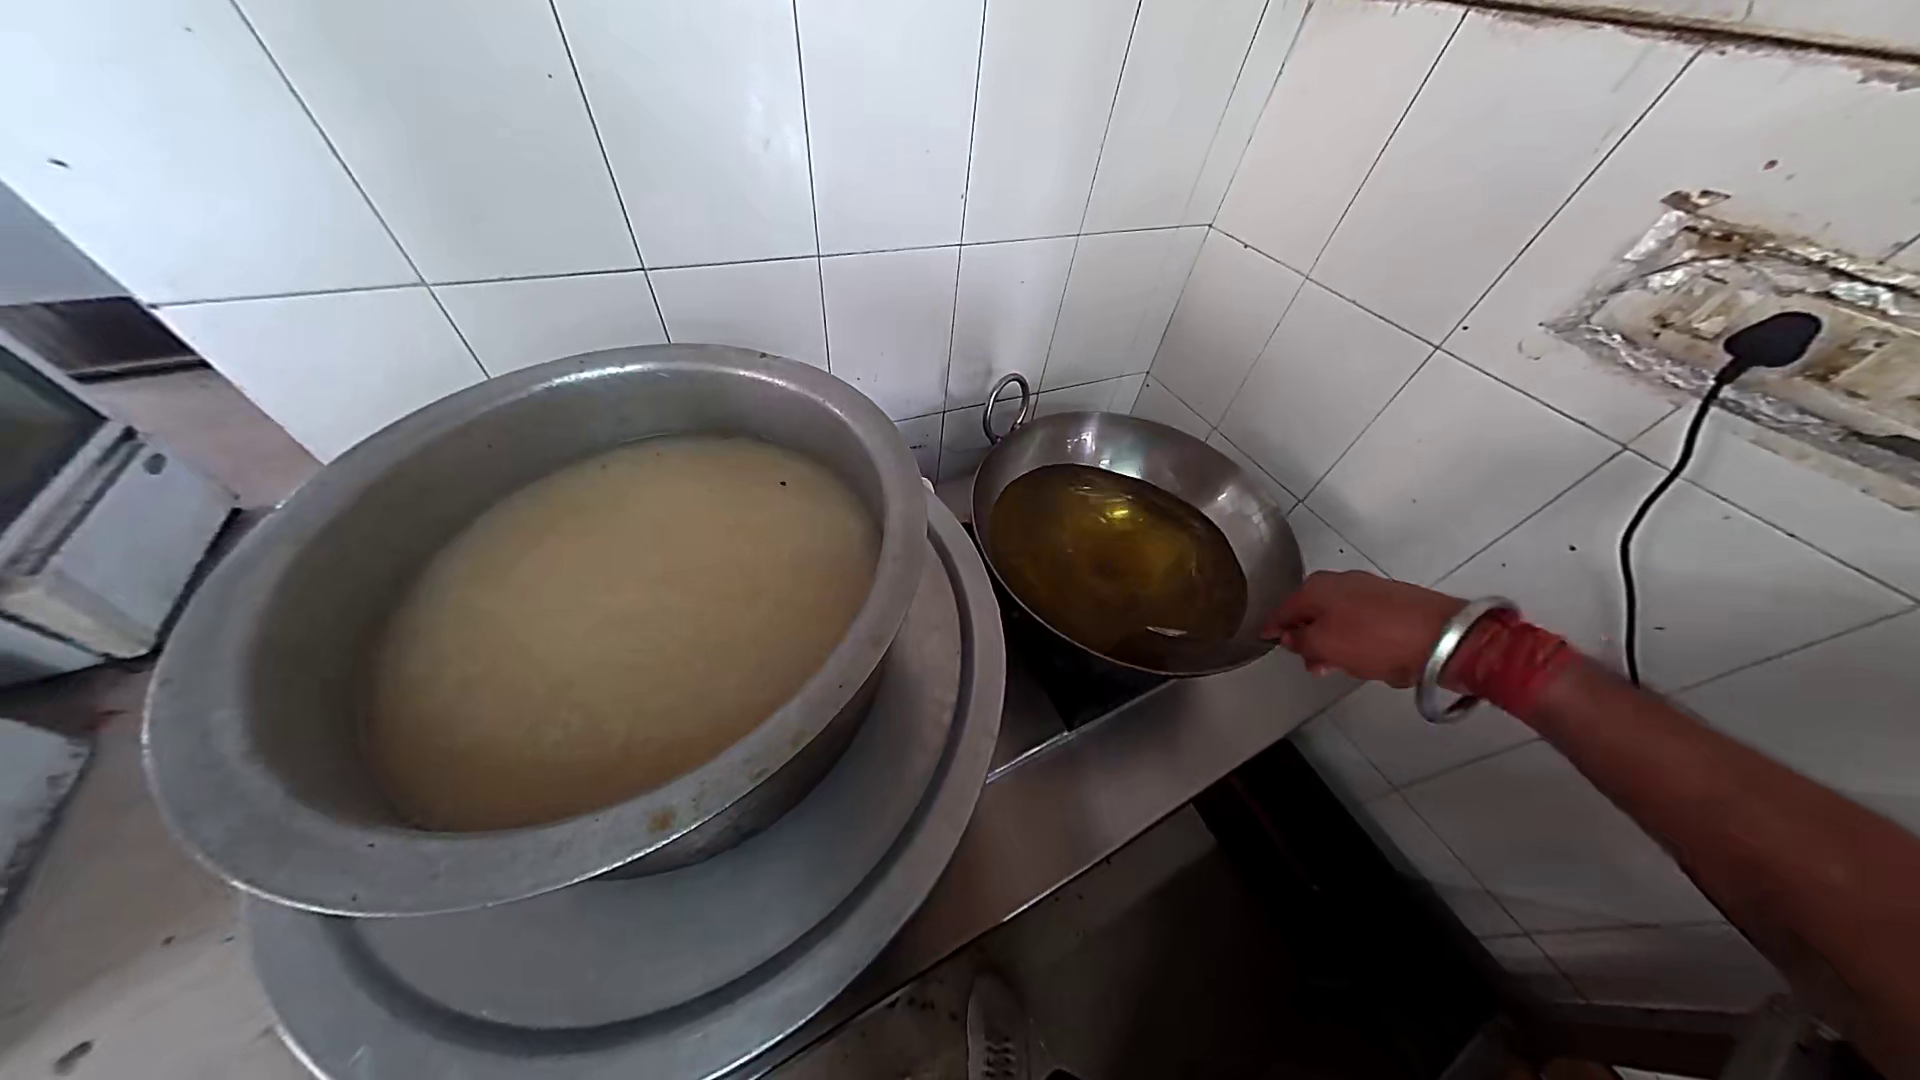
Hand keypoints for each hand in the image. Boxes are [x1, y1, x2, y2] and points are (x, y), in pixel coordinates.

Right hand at [1261, 570, 1465, 686]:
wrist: (1446, 638)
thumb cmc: (1376, 639)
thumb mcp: (1324, 645)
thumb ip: (1299, 642)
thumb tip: (1290, 637)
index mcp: (1318, 587)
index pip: (1283, 609)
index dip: (1273, 628)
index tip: (1266, 640)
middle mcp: (1342, 582)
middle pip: (1313, 612)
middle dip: (1308, 637)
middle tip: (1310, 663)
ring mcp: (1372, 591)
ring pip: (1340, 619)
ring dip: (1335, 642)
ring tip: (1341, 667)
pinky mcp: (1397, 604)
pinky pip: (1366, 624)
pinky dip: (1361, 640)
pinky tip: (1369, 659)